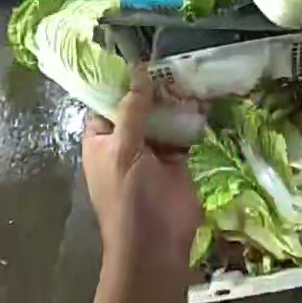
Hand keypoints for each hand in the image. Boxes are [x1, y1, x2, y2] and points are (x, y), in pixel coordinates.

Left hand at [84, 67, 202, 264]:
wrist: (156, 245)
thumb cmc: (129, 197)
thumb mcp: (124, 150)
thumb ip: (132, 110)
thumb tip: (139, 73)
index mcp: (101, 139)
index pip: (106, 101)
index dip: (121, 80)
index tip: (140, 57)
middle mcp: (124, 141)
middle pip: (137, 105)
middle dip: (153, 87)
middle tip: (172, 64)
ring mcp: (151, 150)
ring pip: (162, 116)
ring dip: (174, 100)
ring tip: (188, 76)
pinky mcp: (176, 159)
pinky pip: (182, 131)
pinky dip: (190, 117)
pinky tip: (201, 100)